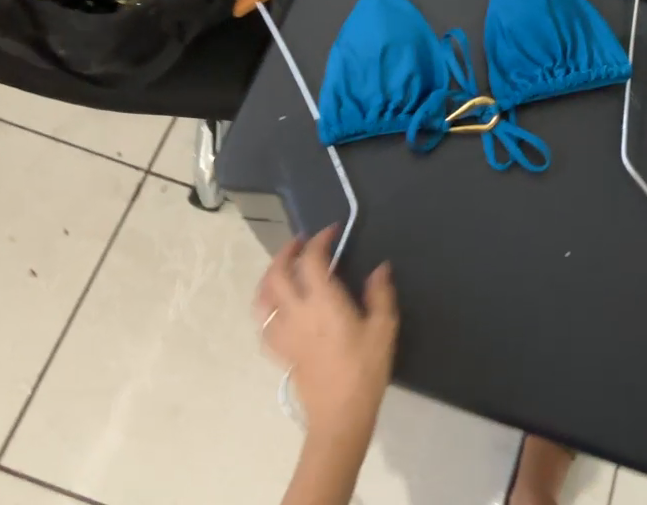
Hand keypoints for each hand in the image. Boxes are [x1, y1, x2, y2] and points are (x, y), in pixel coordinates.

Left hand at [254, 227, 397, 443]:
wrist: (340, 416)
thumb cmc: (365, 369)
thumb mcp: (384, 327)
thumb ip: (380, 293)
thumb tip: (380, 268)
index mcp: (323, 300)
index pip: (312, 260)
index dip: (320, 240)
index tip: (332, 232)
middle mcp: (297, 311)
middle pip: (277, 273)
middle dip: (287, 252)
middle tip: (302, 243)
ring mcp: (284, 333)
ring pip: (262, 297)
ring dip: (270, 276)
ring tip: (282, 269)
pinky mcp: (280, 352)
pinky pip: (263, 324)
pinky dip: (266, 308)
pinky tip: (277, 308)